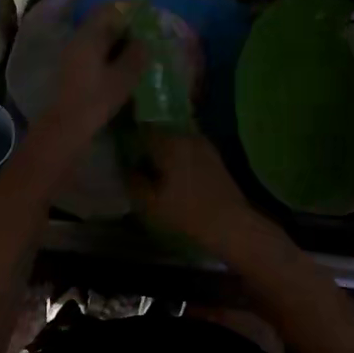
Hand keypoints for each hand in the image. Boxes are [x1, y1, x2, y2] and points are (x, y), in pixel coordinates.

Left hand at [36, 3, 144, 152]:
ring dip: (116, 37)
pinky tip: (121, 61)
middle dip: (124, 22)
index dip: (128, 5)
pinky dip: (108, 50)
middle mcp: (77, 39)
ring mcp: (72, 53)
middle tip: (146, 28)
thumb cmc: (96, 99)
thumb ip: (136, 55)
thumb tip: (144, 41)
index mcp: (89, 36)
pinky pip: (92, 49)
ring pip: (97, 36)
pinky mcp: (71, 67)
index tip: (146, 7)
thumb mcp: (123, 77)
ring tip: (138, 45)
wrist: (66, 125)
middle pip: (101, 21)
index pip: (108, 8)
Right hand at [128, 130, 269, 255]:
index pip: (142, 129)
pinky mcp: (214, 156)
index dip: (130, 137)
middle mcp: (187, 136)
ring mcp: (204, 144)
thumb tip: (127, 168)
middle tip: (136, 163)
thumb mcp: (150, 203)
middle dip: (147, 145)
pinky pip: (188, 149)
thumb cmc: (187, 212)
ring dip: (164, 152)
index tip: (122, 151)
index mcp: (169, 143)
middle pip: (160, 133)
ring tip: (155, 171)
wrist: (231, 223)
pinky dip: (179, 157)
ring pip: (175, 141)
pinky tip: (174, 175)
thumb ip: (133, 182)